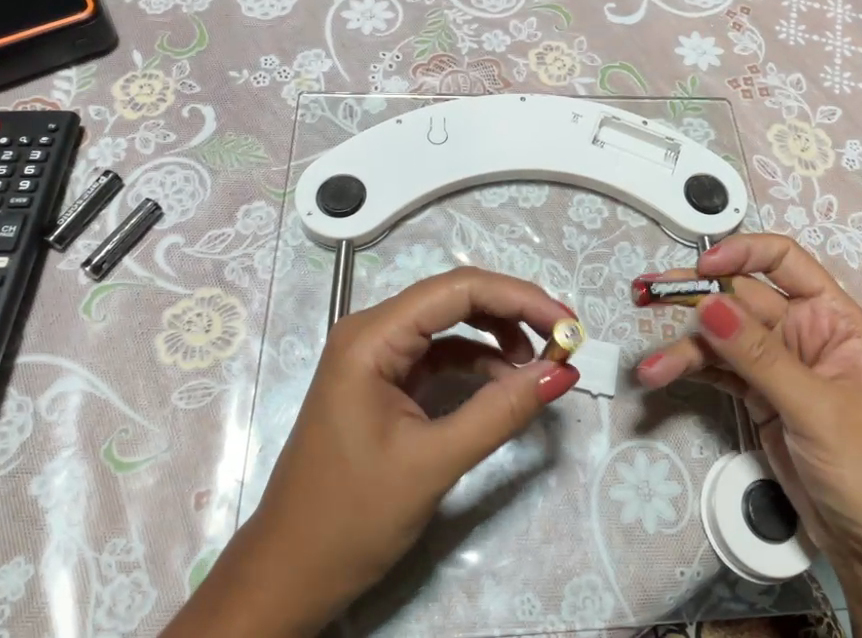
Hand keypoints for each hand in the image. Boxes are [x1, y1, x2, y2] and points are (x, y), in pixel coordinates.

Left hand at [170, 270, 580, 637]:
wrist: (291, 571)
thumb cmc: (351, 515)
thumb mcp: (434, 461)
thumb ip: (500, 411)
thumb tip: (562, 372)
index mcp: (371, 337)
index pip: (457, 290)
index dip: (520, 298)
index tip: (569, 325)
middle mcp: (371, 332)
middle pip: (454, 299)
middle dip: (514, 313)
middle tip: (564, 339)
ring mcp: (376, 357)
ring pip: (450, 326)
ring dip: (498, 338)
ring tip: (541, 367)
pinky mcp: (384, 382)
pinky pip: (439, 356)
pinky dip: (477, 365)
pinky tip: (506, 385)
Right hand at [635, 234, 861, 636]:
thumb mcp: (819, 408)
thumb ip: (760, 355)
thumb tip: (708, 304)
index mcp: (834, 319)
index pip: (785, 262)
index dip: (743, 254)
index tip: (702, 267)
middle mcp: (803, 333)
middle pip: (741, 298)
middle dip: (695, 296)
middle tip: (645, 292)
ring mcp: (777, 367)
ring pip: (722, 338)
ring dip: (684, 346)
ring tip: (650, 367)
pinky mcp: (758, 399)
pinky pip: (718, 372)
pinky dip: (690, 372)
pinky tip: (663, 375)